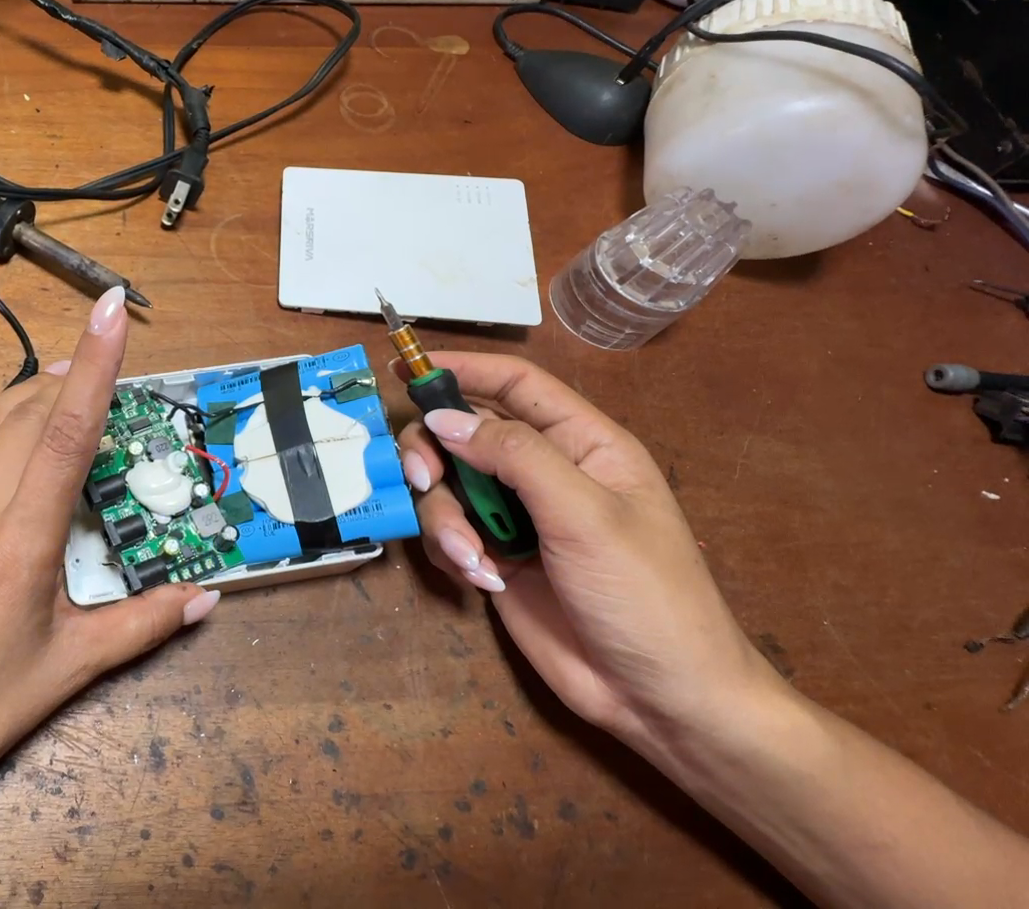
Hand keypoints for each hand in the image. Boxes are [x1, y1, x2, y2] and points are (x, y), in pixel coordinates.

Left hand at [0, 286, 219, 858]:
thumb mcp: (68, 670)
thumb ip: (143, 625)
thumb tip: (206, 599)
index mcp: (19, 545)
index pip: (66, 434)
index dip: (97, 366)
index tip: (112, 311)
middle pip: (26, 419)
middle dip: (68, 384)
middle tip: (97, 371)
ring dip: (22, 397)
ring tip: (55, 383)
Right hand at [395, 352, 783, 751]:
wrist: (659, 697)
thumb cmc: (644, 593)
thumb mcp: (585, 515)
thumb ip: (514, 456)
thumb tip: (442, 418)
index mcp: (583, 445)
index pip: (515, 385)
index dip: (463, 370)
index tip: (406, 368)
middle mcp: (543, 472)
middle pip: (464, 433)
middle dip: (434, 453)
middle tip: (421, 478)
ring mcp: (515, 516)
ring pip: (445, 485)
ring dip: (444, 517)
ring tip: (472, 557)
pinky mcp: (493, 555)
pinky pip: (446, 531)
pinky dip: (450, 550)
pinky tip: (480, 579)